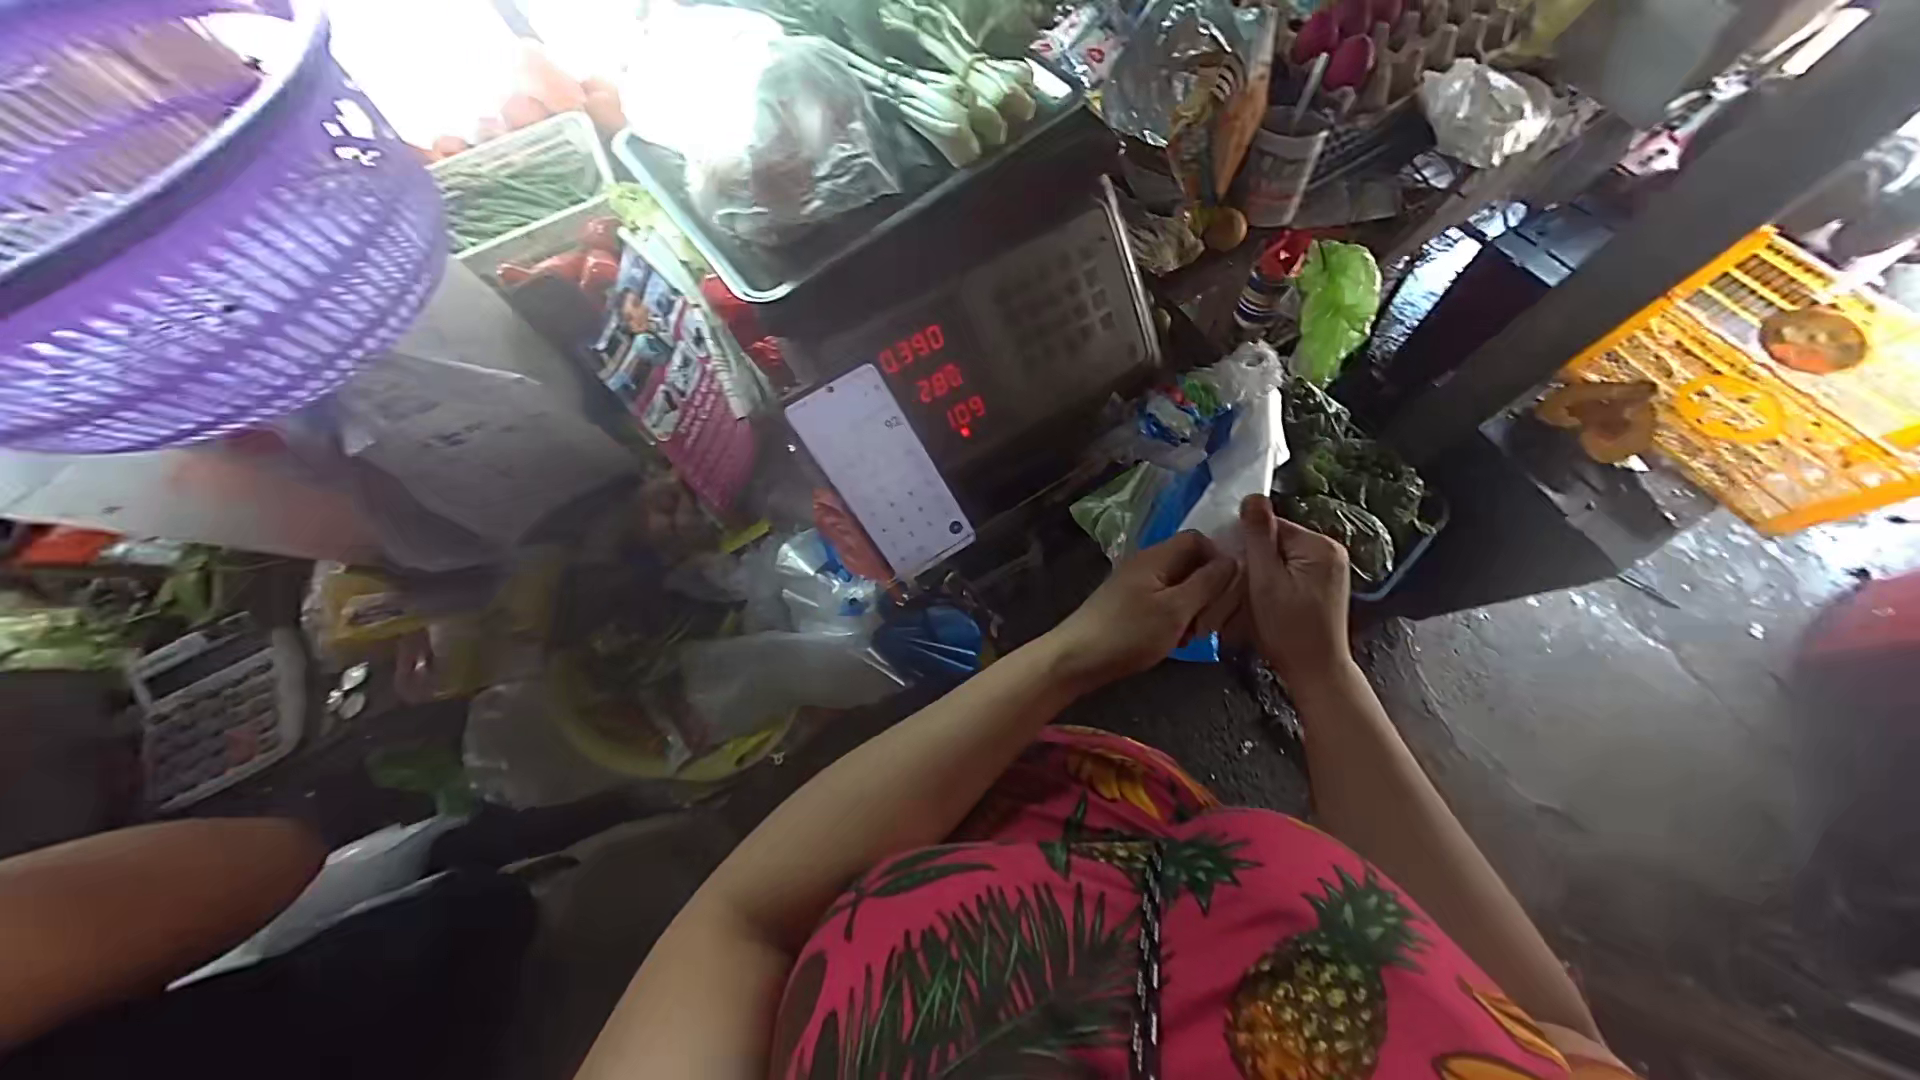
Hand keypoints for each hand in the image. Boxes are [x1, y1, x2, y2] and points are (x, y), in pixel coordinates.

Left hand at [1045, 531, 1241, 689]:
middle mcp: (1146, 564)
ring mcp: (1136, 585)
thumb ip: (1207, 583)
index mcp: (1156, 557)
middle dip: (1208, 591)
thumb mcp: (1176, 609)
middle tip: (1208, 622)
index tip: (1227, 591)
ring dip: (1193, 610)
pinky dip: (1175, 620)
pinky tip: (1174, 642)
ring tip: (1190, 636)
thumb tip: (1232, 560)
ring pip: (1180, 589)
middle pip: (1191, 565)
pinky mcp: (1130, 606)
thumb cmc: (1128, 633)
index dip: (1219, 560)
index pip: (1198, 540)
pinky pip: (1164, 605)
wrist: (1076, 659)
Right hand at [1227, 494, 1352, 686]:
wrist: (1315, 670)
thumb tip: (1253, 497)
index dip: (1246, 543)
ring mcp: (1330, 569)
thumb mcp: (1265, 580)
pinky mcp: (1324, 584)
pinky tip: (1267, 599)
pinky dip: (1275, 580)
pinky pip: (1290, 569)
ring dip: (1263, 570)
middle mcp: (1330, 551)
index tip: (1233, 565)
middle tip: (1242, 583)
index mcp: (1319, 545)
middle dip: (1255, 557)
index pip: (1271, 526)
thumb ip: (1258, 537)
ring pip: (1281, 555)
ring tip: (1253, 594)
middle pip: (1277, 539)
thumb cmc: (1287, 629)